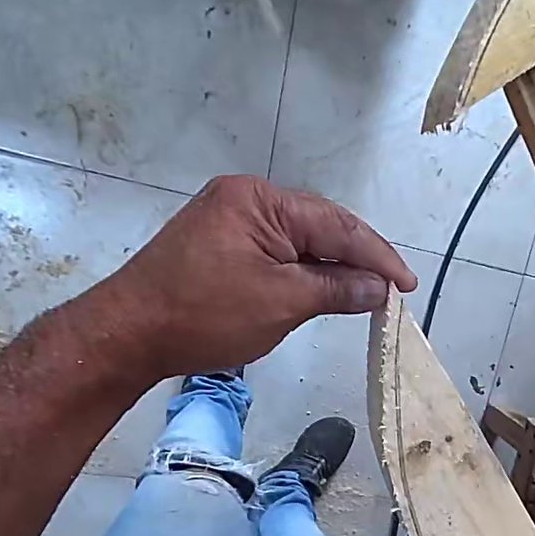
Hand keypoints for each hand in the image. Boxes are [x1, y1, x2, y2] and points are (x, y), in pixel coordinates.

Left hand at [72, 175, 417, 380]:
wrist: (126, 336)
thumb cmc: (204, 316)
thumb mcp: (281, 302)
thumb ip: (337, 289)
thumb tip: (379, 289)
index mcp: (260, 201)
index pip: (337, 226)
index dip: (378, 256)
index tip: (408, 285)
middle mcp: (248, 199)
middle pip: (322, 227)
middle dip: (360, 259)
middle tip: (393, 290)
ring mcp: (233, 219)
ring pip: (303, 241)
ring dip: (336, 267)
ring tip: (370, 292)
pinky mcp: (225, 243)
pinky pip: (281, 252)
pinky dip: (309, 271)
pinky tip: (329, 287)